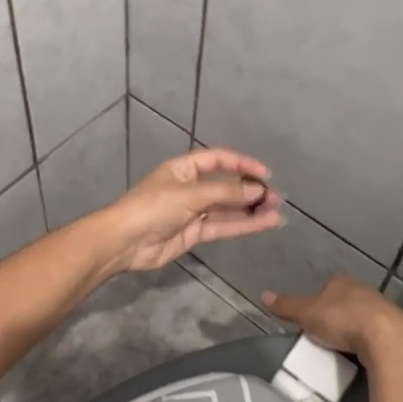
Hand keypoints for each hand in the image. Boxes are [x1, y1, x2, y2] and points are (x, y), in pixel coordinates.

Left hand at [95, 148, 283, 272]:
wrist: (125, 242)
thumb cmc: (153, 208)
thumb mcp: (189, 194)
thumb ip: (225, 192)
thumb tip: (257, 189)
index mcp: (184, 169)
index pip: (218, 159)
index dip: (242, 163)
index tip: (265, 173)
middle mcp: (190, 187)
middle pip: (226, 185)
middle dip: (250, 190)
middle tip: (276, 198)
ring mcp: (193, 211)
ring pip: (228, 208)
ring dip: (251, 209)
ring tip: (277, 211)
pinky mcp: (194, 233)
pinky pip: (223, 226)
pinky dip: (243, 224)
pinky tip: (264, 223)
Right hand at [261, 274, 402, 367]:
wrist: (387, 338)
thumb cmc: (342, 319)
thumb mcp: (307, 313)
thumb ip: (286, 305)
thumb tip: (262, 295)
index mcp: (342, 282)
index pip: (326, 287)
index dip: (318, 302)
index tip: (313, 321)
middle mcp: (364, 289)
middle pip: (346, 301)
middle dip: (338, 316)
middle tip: (327, 337)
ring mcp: (384, 308)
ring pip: (364, 316)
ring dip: (356, 329)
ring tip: (345, 349)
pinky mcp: (398, 328)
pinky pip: (379, 333)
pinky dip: (371, 342)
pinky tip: (365, 355)